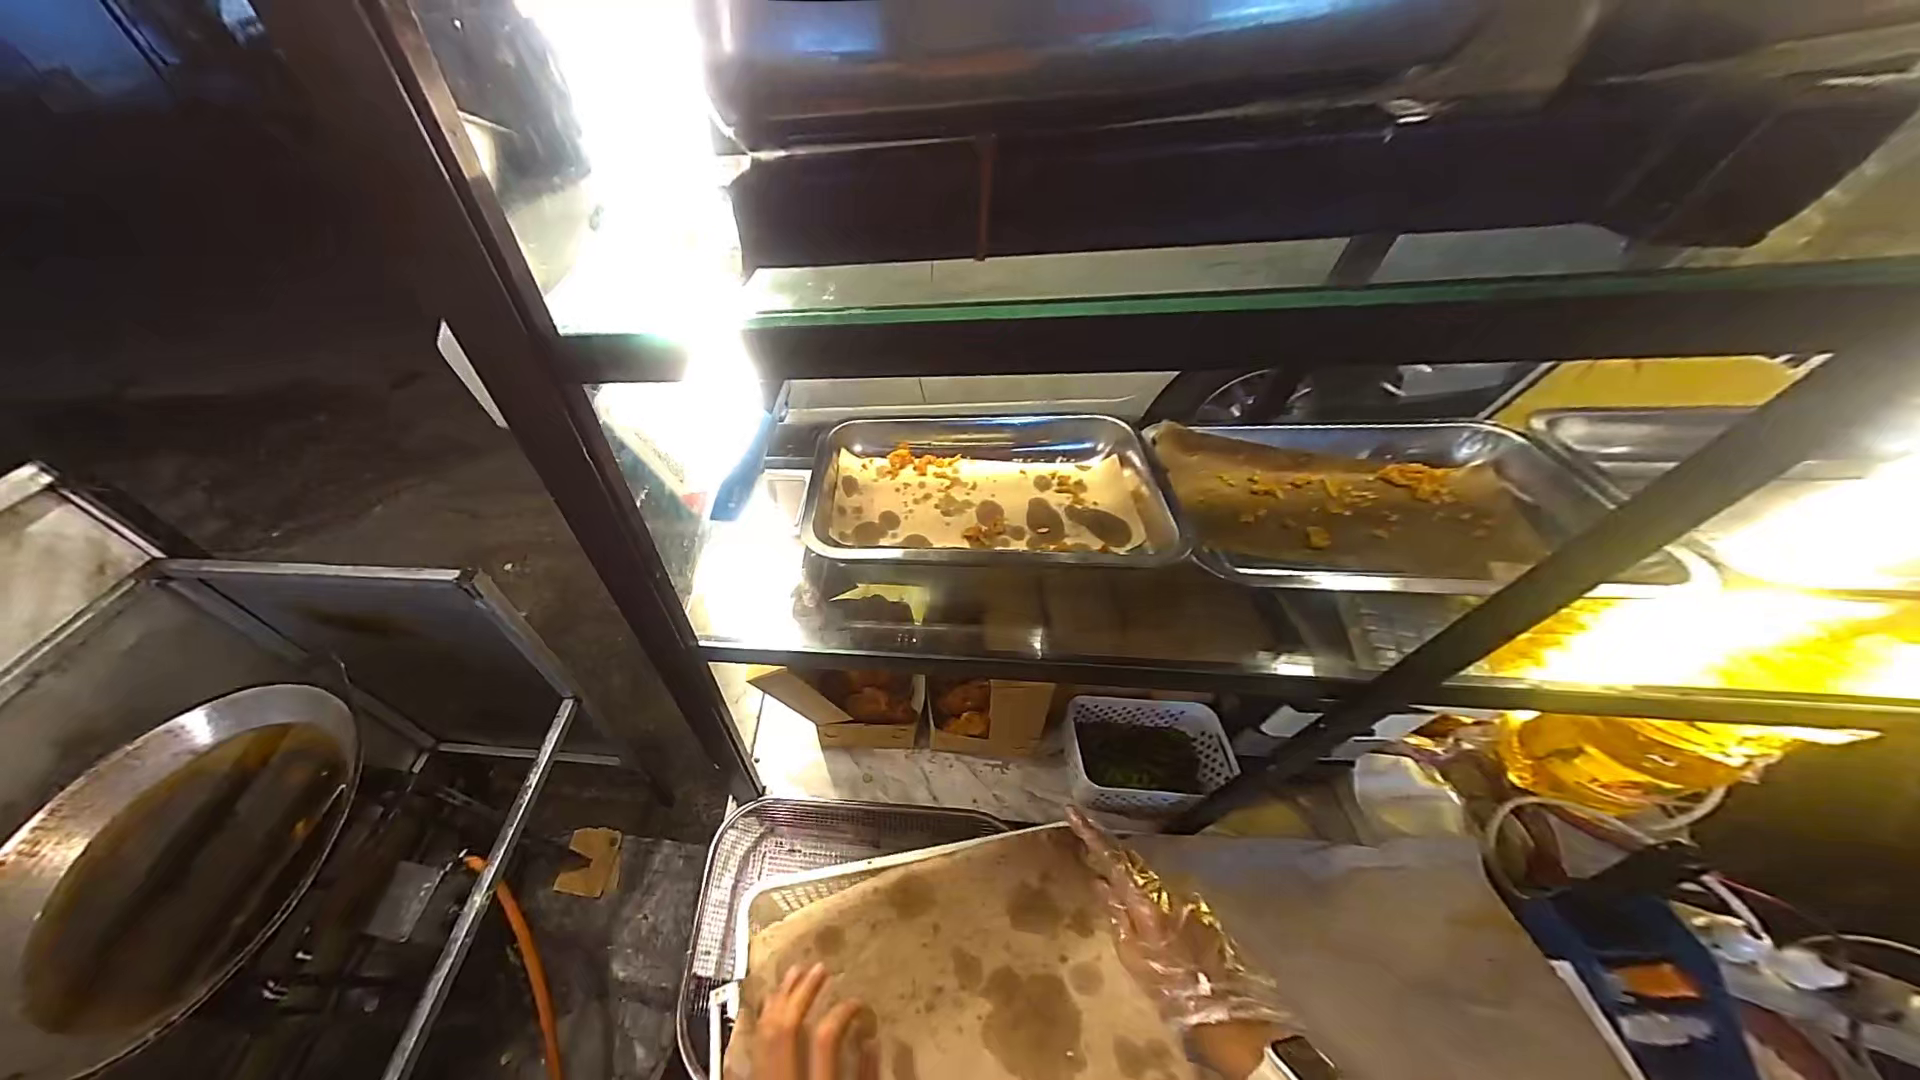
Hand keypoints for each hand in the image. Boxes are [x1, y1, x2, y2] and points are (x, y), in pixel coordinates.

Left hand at [749, 962, 876, 1079]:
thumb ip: (864, 1077)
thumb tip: (873, 1042)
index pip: (826, 1038)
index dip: (843, 1013)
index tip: (857, 1002)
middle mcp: (784, 1078)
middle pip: (786, 1027)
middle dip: (804, 991)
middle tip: (820, 967)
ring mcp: (763, 1078)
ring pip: (764, 1032)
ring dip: (781, 997)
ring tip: (796, 971)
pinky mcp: (754, 1078)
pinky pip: (753, 1044)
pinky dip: (764, 1017)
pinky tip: (773, 1000)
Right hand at [1067, 809, 1296, 1077]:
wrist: (1219, 1009)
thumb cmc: (1169, 986)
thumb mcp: (1131, 955)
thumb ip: (1115, 913)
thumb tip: (1098, 881)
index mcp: (1144, 901)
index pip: (1113, 858)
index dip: (1091, 834)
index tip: (1073, 812)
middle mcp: (1163, 888)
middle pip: (1129, 857)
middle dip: (1104, 843)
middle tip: (1082, 829)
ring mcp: (1179, 893)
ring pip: (1142, 870)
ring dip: (1121, 863)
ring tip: (1097, 852)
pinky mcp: (1189, 903)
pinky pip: (1154, 883)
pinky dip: (1137, 879)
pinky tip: (1125, 883)